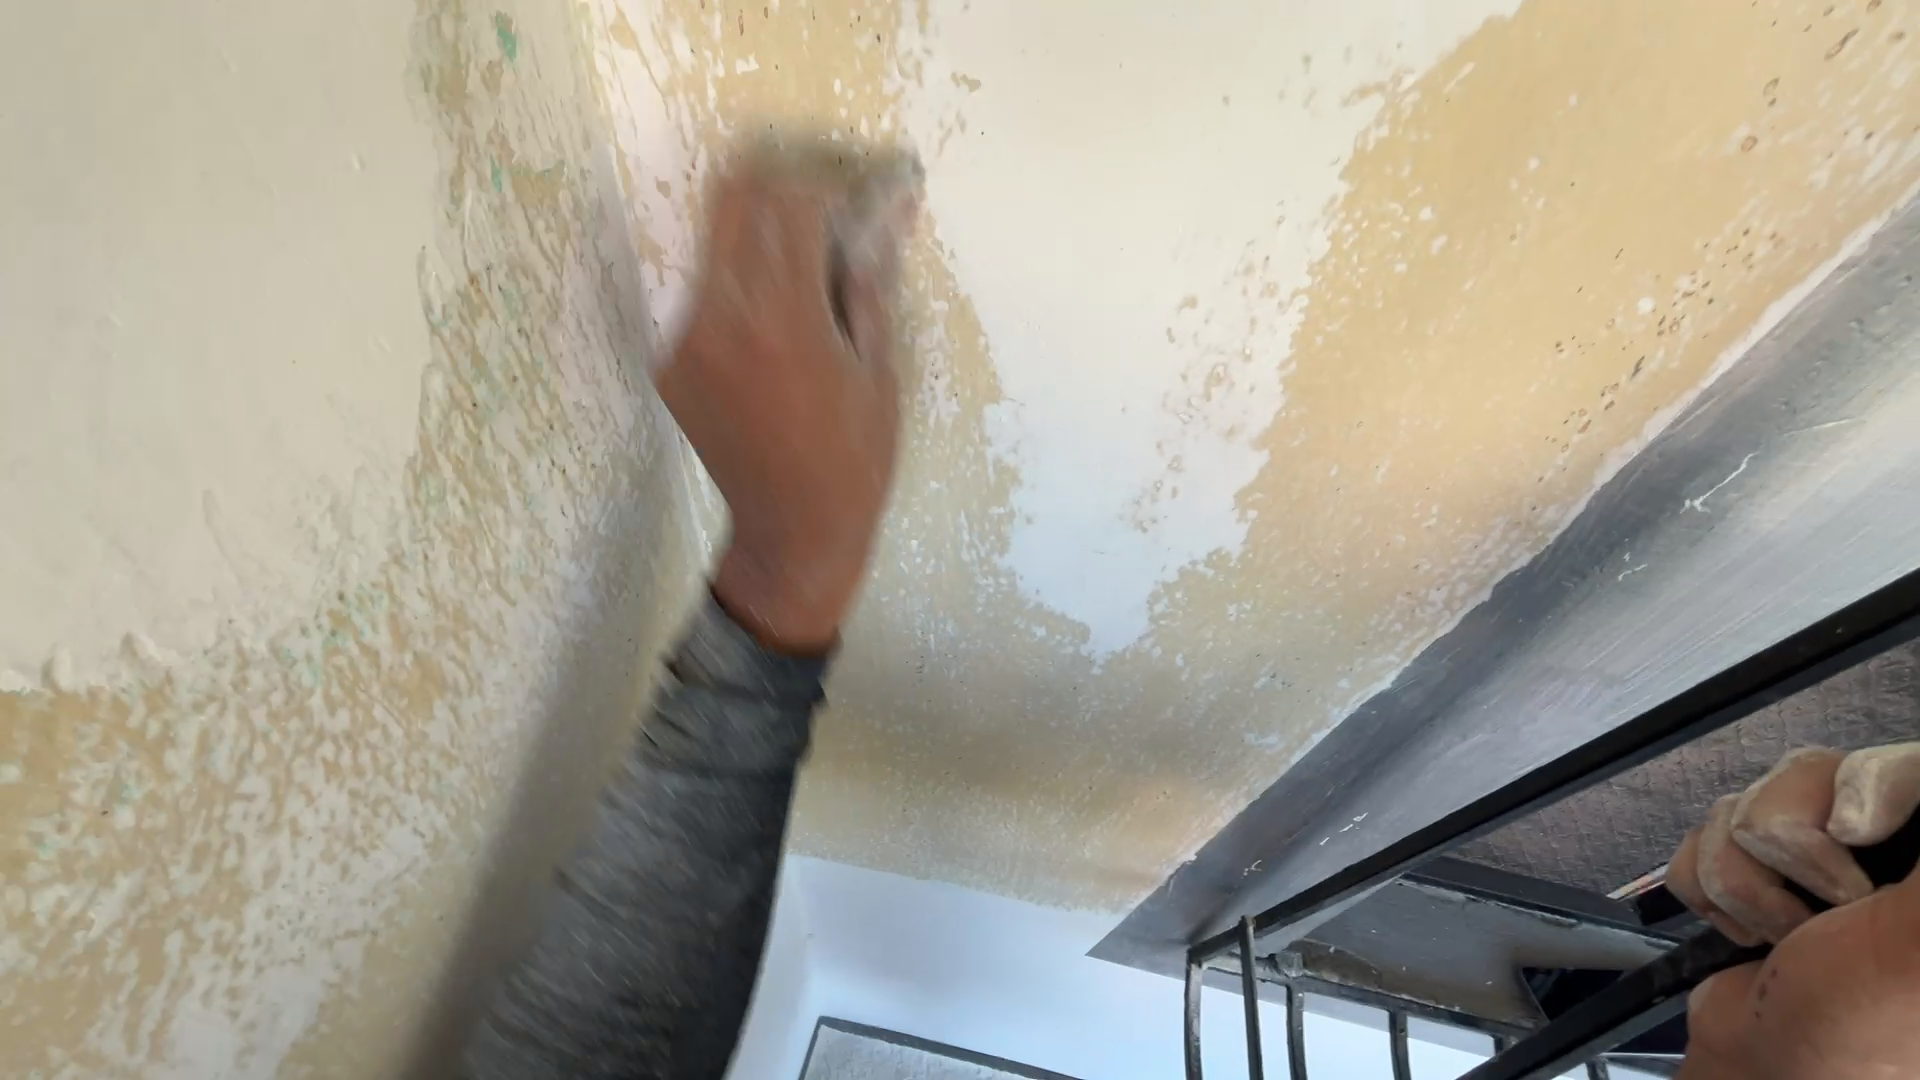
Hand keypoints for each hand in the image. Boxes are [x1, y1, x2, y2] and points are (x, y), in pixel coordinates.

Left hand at [654, 151, 918, 654]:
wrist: (792, 532)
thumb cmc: (855, 462)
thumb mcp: (881, 373)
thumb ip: (874, 282)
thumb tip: (894, 208)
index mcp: (784, 320)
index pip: (792, 199)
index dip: (829, 183)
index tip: (858, 198)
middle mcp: (719, 316)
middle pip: (737, 196)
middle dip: (787, 187)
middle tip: (828, 215)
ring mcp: (683, 338)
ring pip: (714, 237)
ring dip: (762, 231)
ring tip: (807, 266)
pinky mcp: (669, 361)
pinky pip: (704, 289)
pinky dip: (742, 280)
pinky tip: (777, 319)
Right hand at [1667, 743, 1919, 1078]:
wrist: (1771, 1071)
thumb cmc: (1869, 1031)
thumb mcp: (1919, 943)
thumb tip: (1876, 800)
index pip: (1905, 769)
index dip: (1867, 786)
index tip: (1854, 836)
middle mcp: (1896, 853)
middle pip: (1818, 774)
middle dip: (1790, 842)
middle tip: (1831, 907)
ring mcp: (1825, 862)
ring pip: (1748, 801)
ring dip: (1742, 873)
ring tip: (1783, 933)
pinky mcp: (1755, 870)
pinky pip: (1700, 831)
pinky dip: (1706, 883)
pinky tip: (1746, 928)